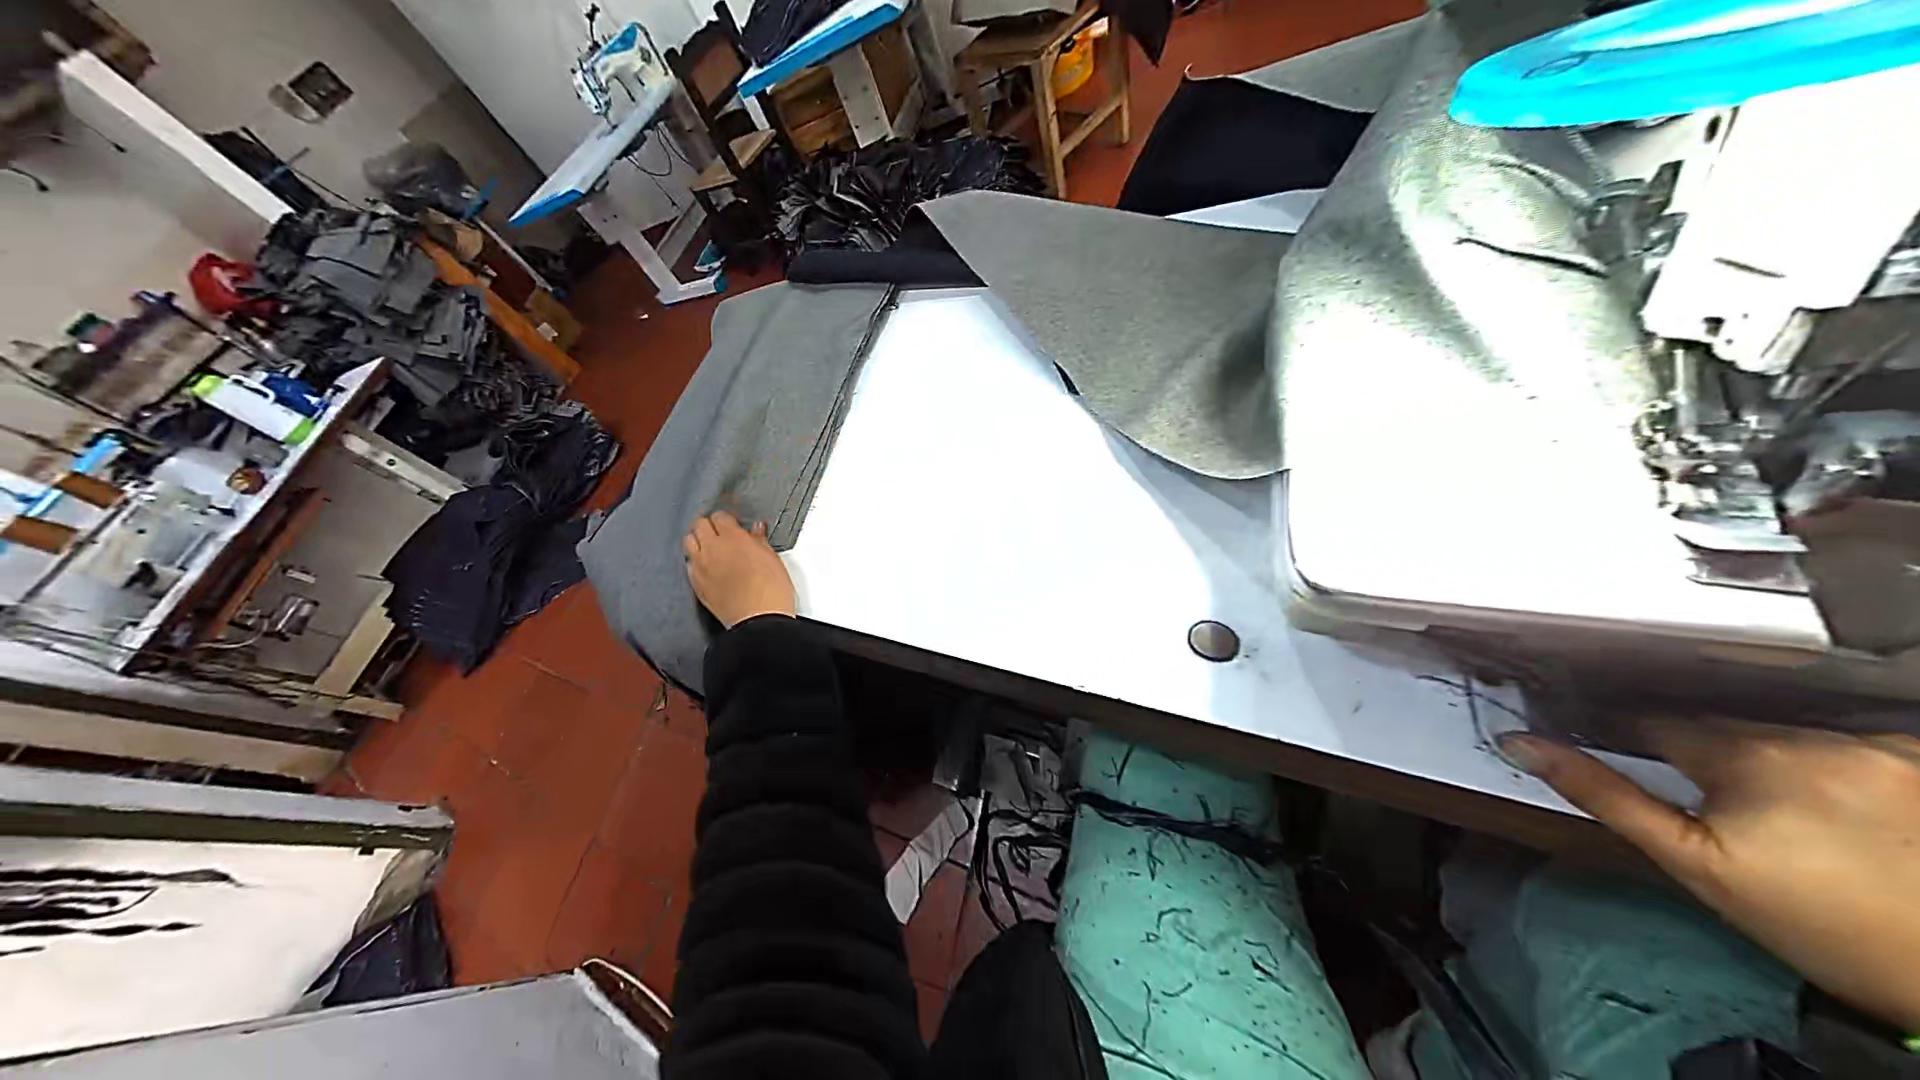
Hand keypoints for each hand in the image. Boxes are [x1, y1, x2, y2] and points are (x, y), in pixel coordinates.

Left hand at [682, 511, 795, 628]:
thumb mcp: (772, 559)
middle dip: (708, 525)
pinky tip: (706, 565)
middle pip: (699, 525)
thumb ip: (759, 541)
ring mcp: (701, 566)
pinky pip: (688, 564)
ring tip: (709, 546)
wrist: (758, 620)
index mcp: (732, 537)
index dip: (727, 519)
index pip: (720, 516)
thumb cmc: (770, 591)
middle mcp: (712, 548)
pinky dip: (695, 561)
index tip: (733, 524)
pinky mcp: (696, 584)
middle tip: (719, 532)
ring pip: (688, 542)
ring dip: (697, 540)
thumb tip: (756, 531)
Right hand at [1502, 722, 1919, 1030]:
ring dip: (1760, 754)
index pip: (1653, 722)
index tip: (1606, 748)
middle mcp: (1818, 738)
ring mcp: (1885, 748)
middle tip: (1701, 801)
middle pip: (1719, 726)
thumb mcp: (1693, 864)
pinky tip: (1830, 801)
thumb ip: (1604, 794)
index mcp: (1749, 756)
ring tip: (1771, 807)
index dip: (1621, 733)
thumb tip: (1523, 744)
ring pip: (1780, 733)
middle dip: (1696, 750)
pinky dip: (1821, 760)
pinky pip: (1844, 741)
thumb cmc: (1815, 925)